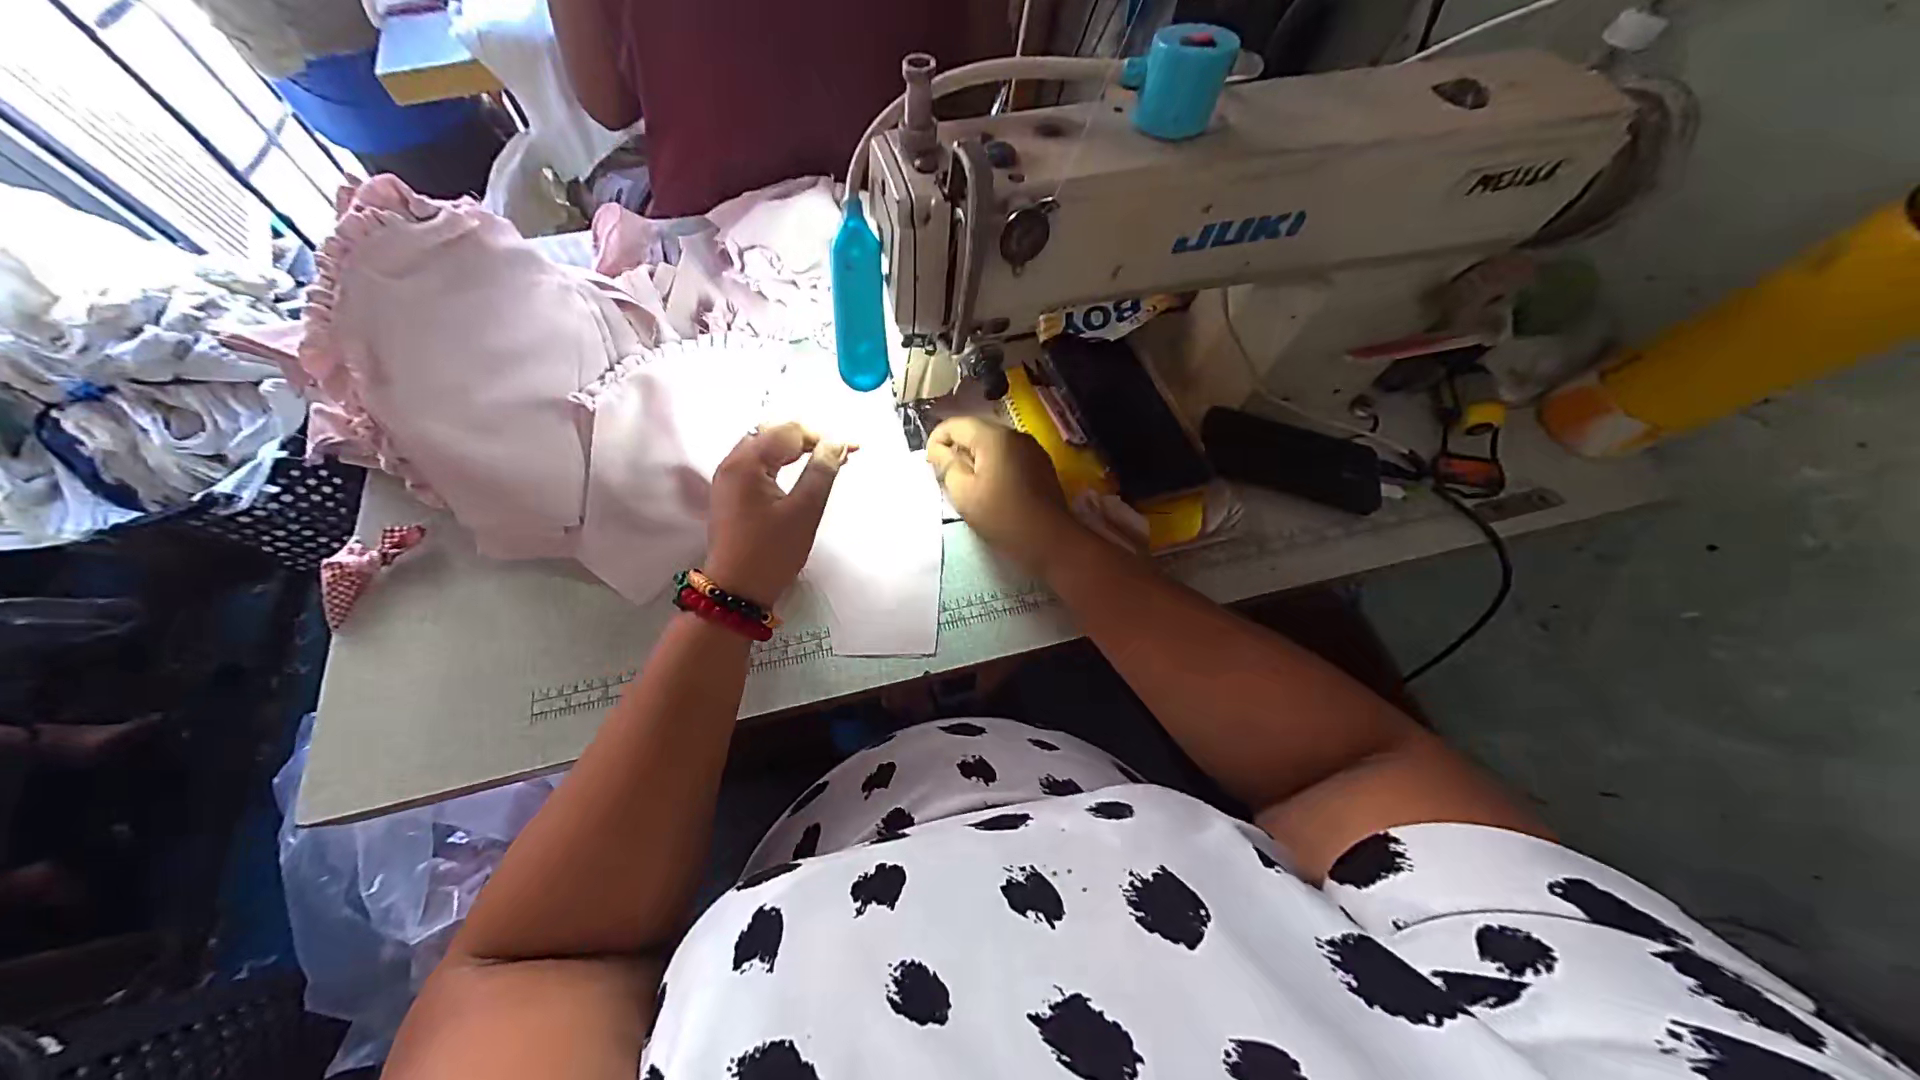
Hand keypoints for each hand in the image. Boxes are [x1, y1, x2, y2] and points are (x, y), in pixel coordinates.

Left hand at [705, 423, 852, 606]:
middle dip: (808, 438)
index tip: (851, 448)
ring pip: (764, 448)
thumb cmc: (771, 553)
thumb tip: (837, 444)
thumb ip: (822, 471)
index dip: (822, 436)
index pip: (788, 432)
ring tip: (825, 460)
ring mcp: (728, 480)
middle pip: (772, 433)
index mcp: (746, 464)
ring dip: (795, 449)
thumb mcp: (804, 511)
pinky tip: (800, 473)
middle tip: (838, 452)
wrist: (737, 591)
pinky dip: (781, 463)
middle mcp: (731, 464)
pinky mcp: (731, 495)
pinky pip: (758, 465)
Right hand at [926, 417, 1080, 573]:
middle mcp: (1015, 434)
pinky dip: (994, 465)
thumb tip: (940, 450)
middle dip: (956, 449)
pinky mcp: (1041, 464)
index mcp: (994, 437)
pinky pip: (1009, 456)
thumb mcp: (964, 493)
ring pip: (993, 444)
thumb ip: (947, 465)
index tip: (930, 465)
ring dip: (975, 458)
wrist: (1051, 540)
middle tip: (945, 476)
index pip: (955, 424)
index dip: (936, 440)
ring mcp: (1031, 448)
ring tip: (967, 484)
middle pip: (976, 431)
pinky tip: (991, 488)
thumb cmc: (1002, 517)